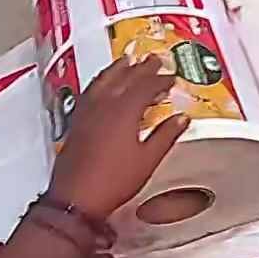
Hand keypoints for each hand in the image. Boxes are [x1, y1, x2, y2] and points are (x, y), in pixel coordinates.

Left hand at [47, 57, 189, 219]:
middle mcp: (104, 105)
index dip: (161, 80)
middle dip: (142, 67)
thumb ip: (165, 135)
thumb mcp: (147, 160)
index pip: (145, 86)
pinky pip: (91, 91)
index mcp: (124, 111)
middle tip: (155, 59)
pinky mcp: (77, 121)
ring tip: (127, 60)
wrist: (76, 197)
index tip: (173, 77)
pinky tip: (103, 85)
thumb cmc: (113, 181)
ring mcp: (87, 112)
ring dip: (118, 68)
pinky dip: (101, 81)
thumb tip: (182, 118)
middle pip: (125, 77)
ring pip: (104, 81)